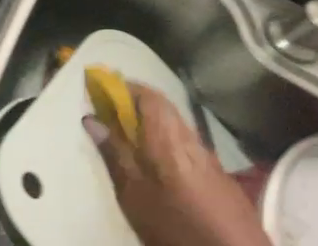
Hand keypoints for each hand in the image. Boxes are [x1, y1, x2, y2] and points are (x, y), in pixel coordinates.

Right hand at [84, 84, 271, 245]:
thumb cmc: (177, 228)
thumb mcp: (134, 194)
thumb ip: (114, 154)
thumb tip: (92, 119)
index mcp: (170, 140)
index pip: (149, 96)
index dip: (125, 88)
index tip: (103, 94)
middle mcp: (194, 144)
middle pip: (165, 111)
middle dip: (137, 108)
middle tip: (112, 120)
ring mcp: (214, 164)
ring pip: (179, 131)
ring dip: (154, 129)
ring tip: (132, 147)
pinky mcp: (225, 184)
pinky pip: (192, 151)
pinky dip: (171, 148)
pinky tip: (163, 174)